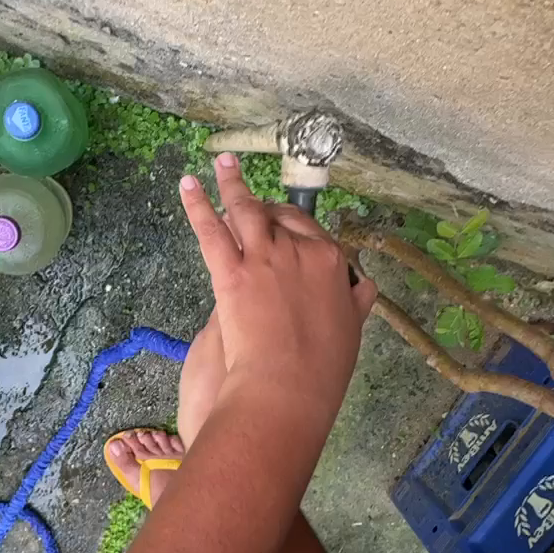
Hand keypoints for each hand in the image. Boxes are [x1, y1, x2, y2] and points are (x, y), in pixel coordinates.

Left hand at [179, 154, 375, 435]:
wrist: (287, 388)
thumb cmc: (322, 370)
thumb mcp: (352, 329)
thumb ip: (356, 300)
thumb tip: (364, 285)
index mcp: (332, 262)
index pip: (311, 231)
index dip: (295, 228)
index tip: (285, 229)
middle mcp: (299, 250)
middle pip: (278, 216)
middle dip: (264, 207)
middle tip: (249, 203)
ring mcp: (264, 258)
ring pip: (246, 211)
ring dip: (232, 183)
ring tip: (221, 164)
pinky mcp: (231, 273)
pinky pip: (211, 231)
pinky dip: (198, 205)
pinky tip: (189, 184)